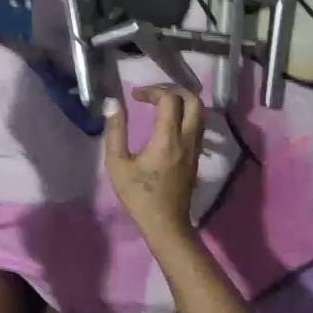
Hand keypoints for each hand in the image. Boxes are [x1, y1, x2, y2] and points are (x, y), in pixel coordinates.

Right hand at [103, 85, 203, 239]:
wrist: (165, 223)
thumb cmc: (139, 195)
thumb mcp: (117, 164)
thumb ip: (115, 131)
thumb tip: (112, 103)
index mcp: (167, 139)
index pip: (170, 100)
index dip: (152, 91)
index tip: (135, 97)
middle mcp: (187, 139)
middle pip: (193, 100)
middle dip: (173, 89)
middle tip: (153, 94)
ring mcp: (196, 147)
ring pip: (200, 112)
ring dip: (182, 100)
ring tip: (161, 104)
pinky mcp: (197, 155)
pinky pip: (199, 124)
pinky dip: (186, 114)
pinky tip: (169, 122)